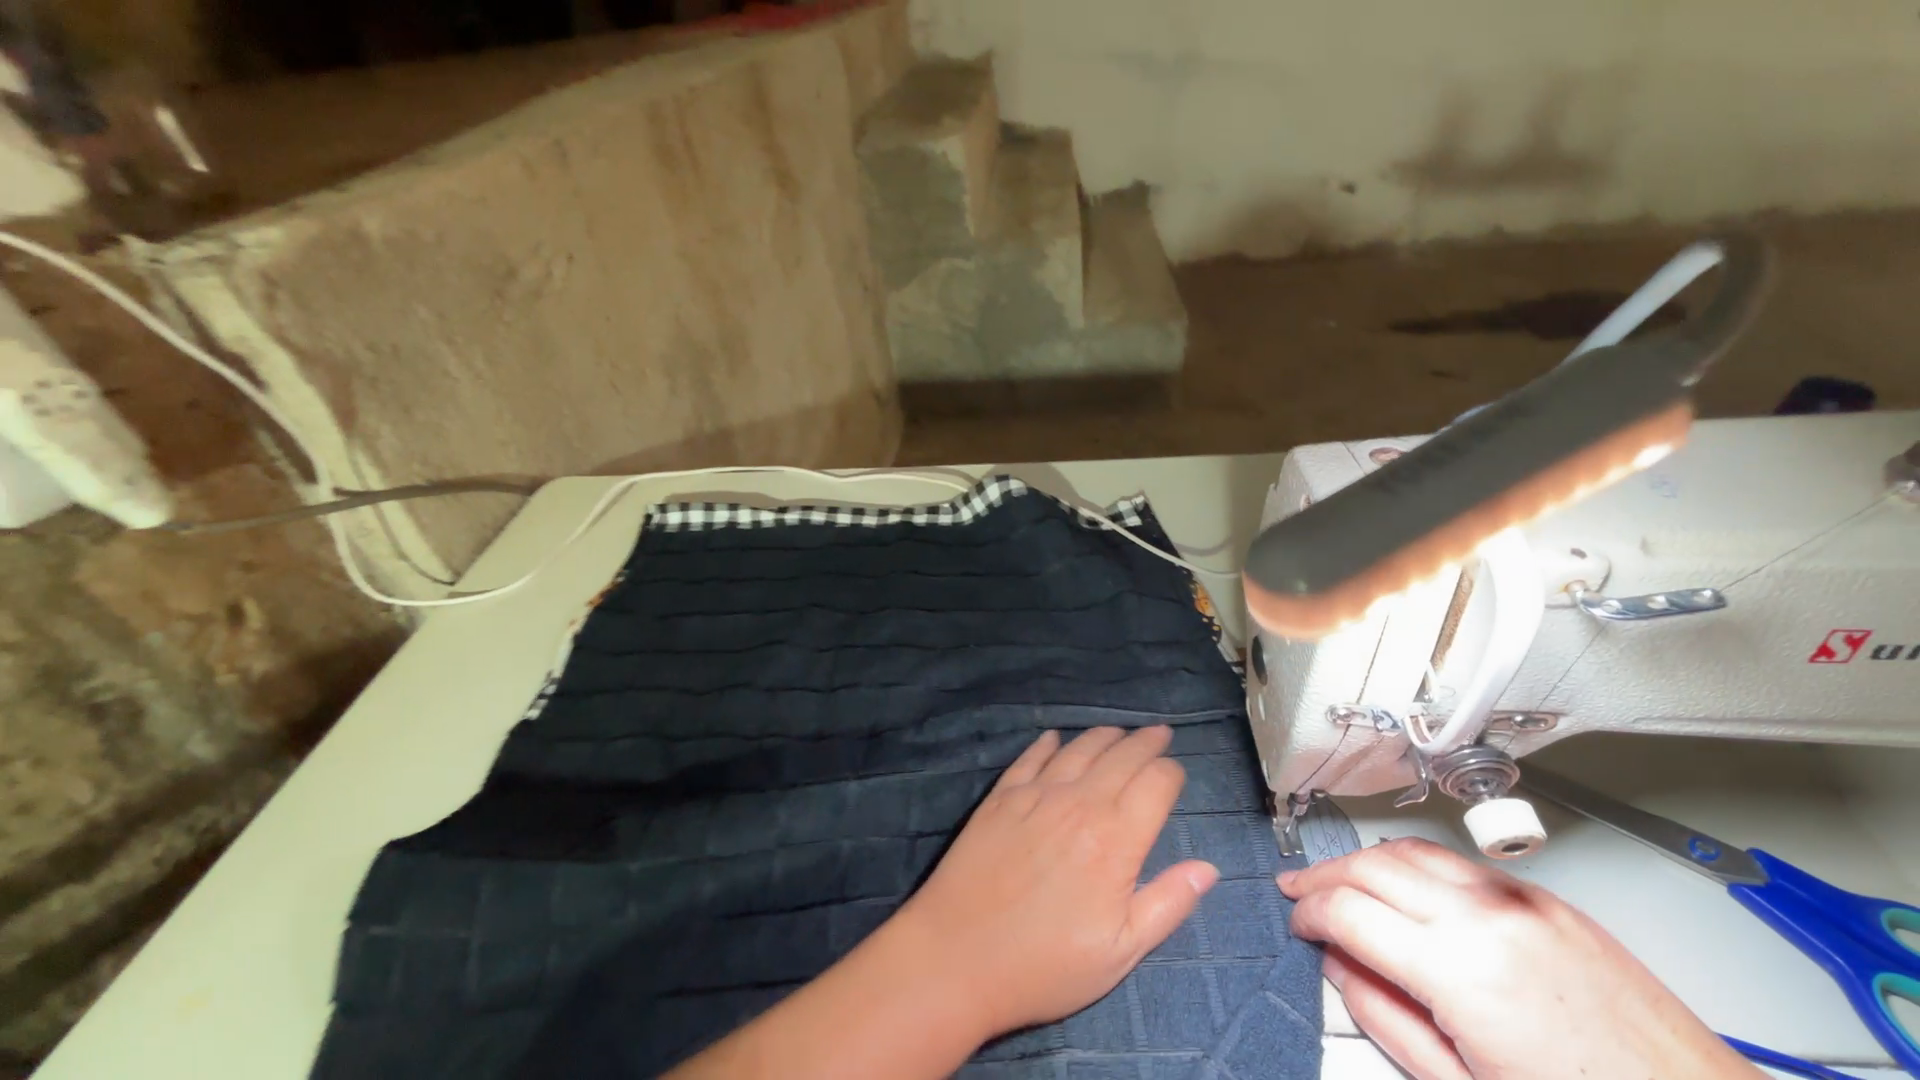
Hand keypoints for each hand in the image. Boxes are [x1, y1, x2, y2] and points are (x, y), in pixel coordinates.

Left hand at [891, 726, 1218, 1038]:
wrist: (955, 958)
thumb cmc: (1044, 965)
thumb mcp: (1119, 952)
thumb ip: (1167, 904)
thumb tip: (1208, 869)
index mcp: (1116, 840)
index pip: (1156, 784)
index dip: (1171, 773)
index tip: (1175, 774)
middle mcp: (1078, 804)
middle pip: (1121, 757)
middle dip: (1145, 742)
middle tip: (1158, 733)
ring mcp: (1034, 796)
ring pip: (1078, 750)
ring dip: (1103, 737)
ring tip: (1118, 732)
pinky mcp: (999, 799)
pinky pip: (1029, 758)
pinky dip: (1047, 744)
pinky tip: (1053, 739)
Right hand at [1280, 837, 1760, 1079]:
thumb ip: (1386, 1017)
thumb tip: (1342, 968)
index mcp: (1460, 971)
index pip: (1349, 911)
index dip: (1310, 912)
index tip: (1298, 922)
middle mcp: (1488, 918)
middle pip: (1374, 865)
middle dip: (1325, 874)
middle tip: (1299, 890)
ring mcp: (1524, 902)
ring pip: (1415, 851)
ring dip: (1367, 861)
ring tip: (1341, 880)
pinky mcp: (1552, 902)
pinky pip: (1462, 865)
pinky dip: (1417, 865)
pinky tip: (1406, 886)